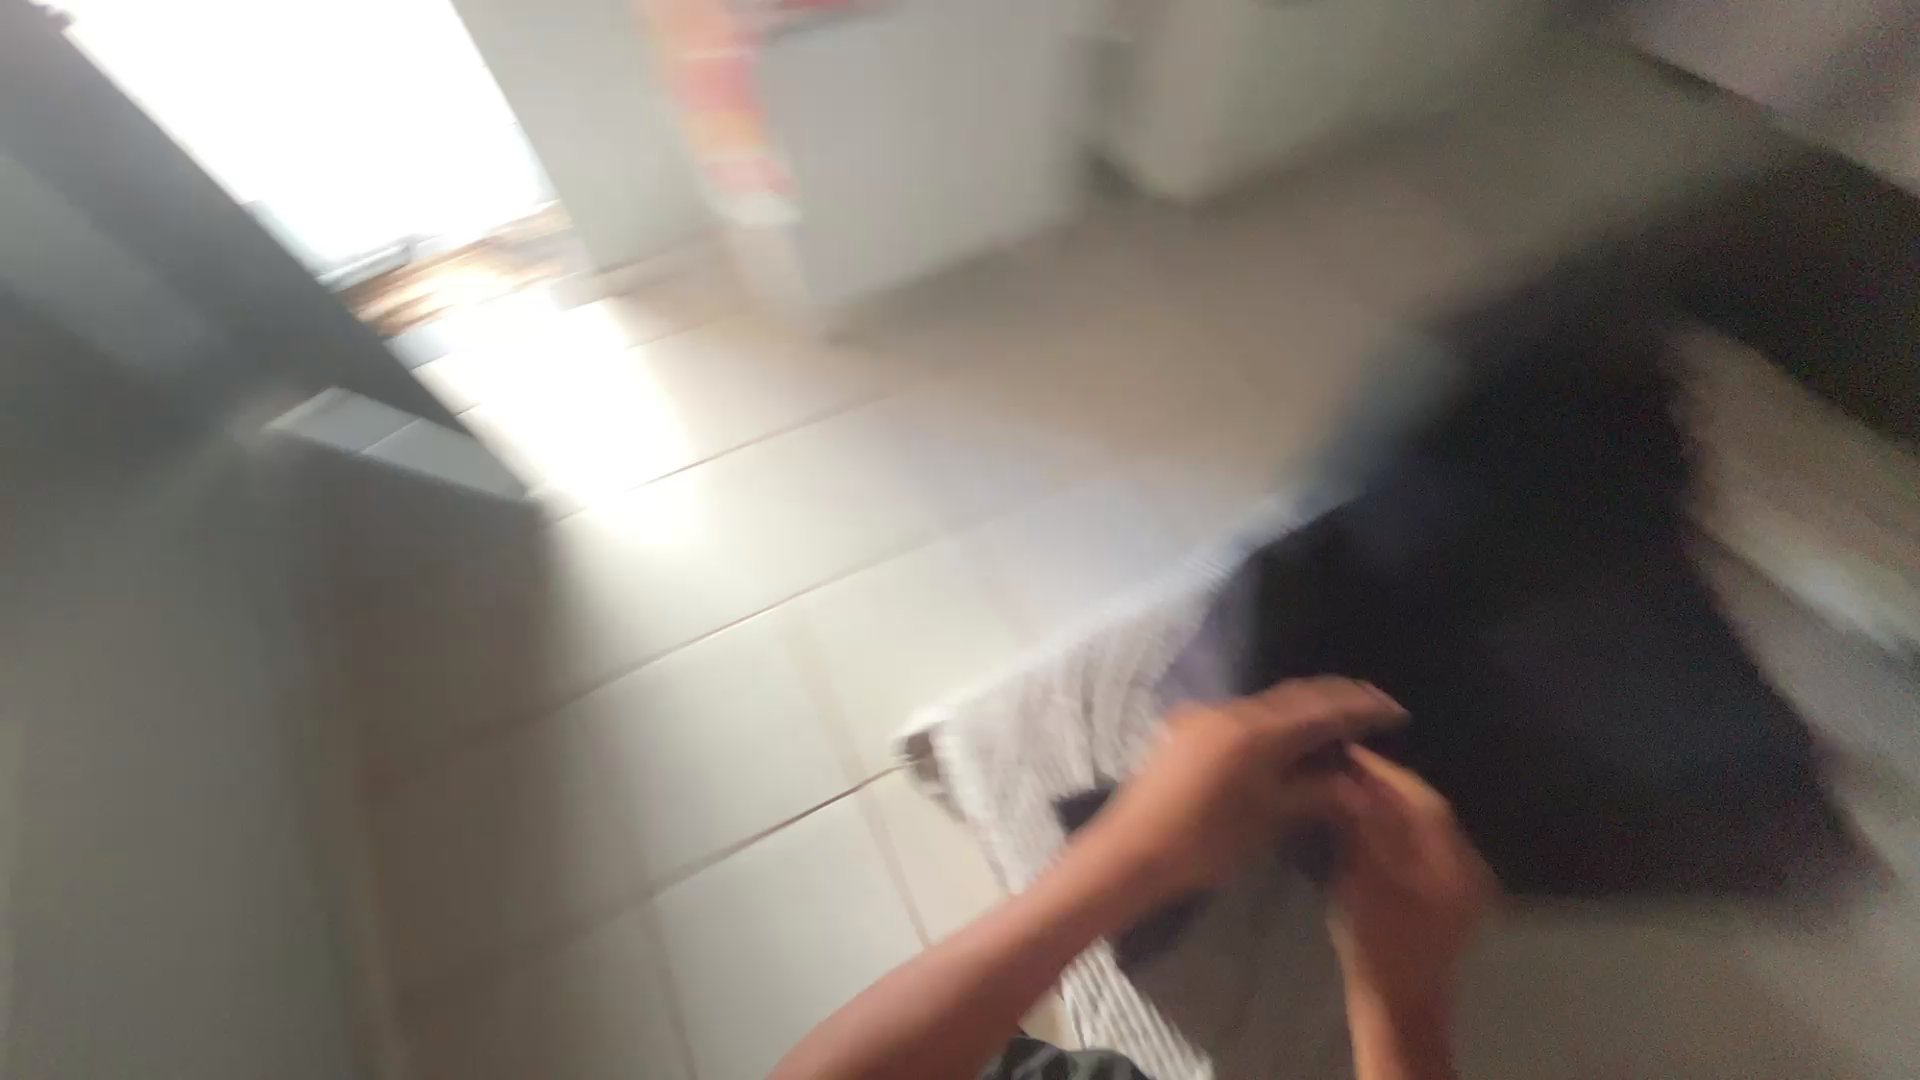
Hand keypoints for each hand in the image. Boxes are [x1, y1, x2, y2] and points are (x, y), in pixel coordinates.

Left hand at [1071, 678, 1407, 908]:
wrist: (1133, 849)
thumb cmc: (1204, 841)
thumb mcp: (1268, 819)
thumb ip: (1315, 793)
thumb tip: (1358, 783)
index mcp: (1252, 731)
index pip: (1318, 708)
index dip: (1359, 706)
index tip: (1394, 709)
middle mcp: (1228, 712)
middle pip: (1292, 697)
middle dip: (1335, 699)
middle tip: (1373, 706)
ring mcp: (1204, 716)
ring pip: (1267, 704)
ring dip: (1304, 708)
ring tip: (1341, 722)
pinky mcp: (1188, 727)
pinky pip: (1244, 714)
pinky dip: (1275, 719)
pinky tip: (1291, 735)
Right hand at [1327, 746, 1495, 1022]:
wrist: (1397, 1005)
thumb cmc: (1379, 943)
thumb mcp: (1364, 879)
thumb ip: (1362, 826)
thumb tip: (1346, 779)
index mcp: (1456, 863)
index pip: (1423, 799)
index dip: (1385, 772)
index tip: (1348, 750)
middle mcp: (1467, 867)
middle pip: (1427, 810)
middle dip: (1386, 784)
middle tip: (1344, 763)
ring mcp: (1460, 884)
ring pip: (1423, 826)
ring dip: (1389, 803)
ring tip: (1348, 784)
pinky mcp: (1445, 895)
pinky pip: (1420, 844)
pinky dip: (1393, 826)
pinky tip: (1363, 820)